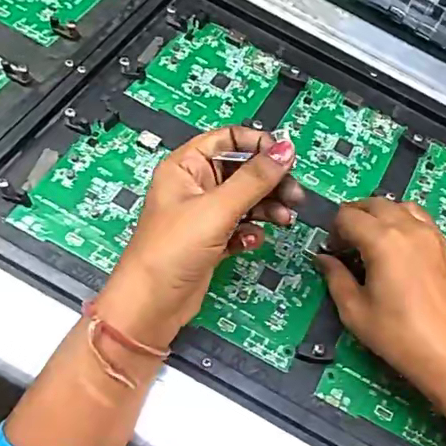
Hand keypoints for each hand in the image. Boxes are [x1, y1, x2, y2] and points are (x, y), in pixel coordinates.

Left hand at [96, 127, 304, 349]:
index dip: (259, 145)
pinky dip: (252, 230)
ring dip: (268, 206)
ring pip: (246, 198)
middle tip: (294, 195)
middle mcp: (195, 185)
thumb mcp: (217, 209)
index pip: (229, 139)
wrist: (152, 306)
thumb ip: (255, 178)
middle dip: (270, 181)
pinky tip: (253, 241)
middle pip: (243, 169)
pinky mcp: (212, 239)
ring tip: (283, 219)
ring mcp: (204, 213)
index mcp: (186, 166)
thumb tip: (286, 149)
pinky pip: (241, 225)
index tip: (286, 159)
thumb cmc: (171, 250)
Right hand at [313, 198, 445, 404]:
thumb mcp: (355, 311)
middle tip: (347, 244)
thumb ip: (336, 278)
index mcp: (383, 240)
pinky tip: (400, 250)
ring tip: (374, 241)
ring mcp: (433, 236)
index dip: (334, 231)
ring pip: (402, 206)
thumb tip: (325, 260)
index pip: (348, 216)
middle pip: (375, 204)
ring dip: (382, 215)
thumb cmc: (400, 336)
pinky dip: (405, 223)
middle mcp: (409, 229)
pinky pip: (422, 221)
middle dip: (356, 217)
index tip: (333, 251)